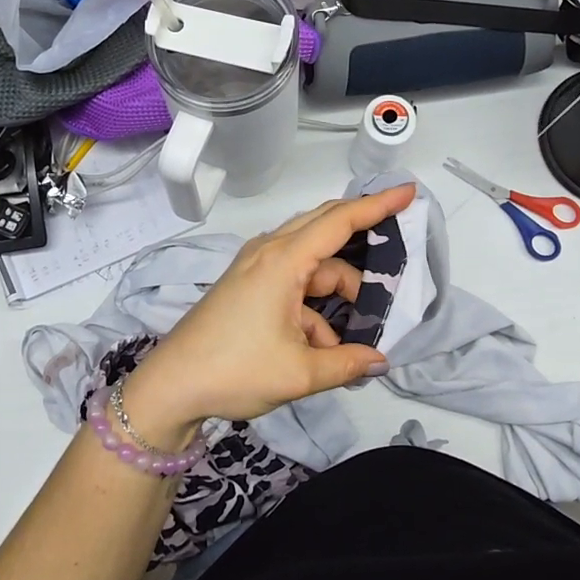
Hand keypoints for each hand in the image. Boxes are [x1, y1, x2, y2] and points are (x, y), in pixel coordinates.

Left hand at [120, 184, 416, 442]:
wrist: (171, 387)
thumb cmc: (234, 371)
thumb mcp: (300, 373)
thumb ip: (346, 363)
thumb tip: (379, 361)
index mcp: (282, 260)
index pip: (339, 220)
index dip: (376, 205)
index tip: (408, 192)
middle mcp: (268, 254)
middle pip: (325, 232)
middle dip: (361, 248)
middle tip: (394, 262)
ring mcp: (254, 270)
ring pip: (312, 266)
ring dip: (335, 296)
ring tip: (353, 338)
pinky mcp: (246, 288)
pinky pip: (293, 286)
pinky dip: (313, 311)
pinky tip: (322, 350)